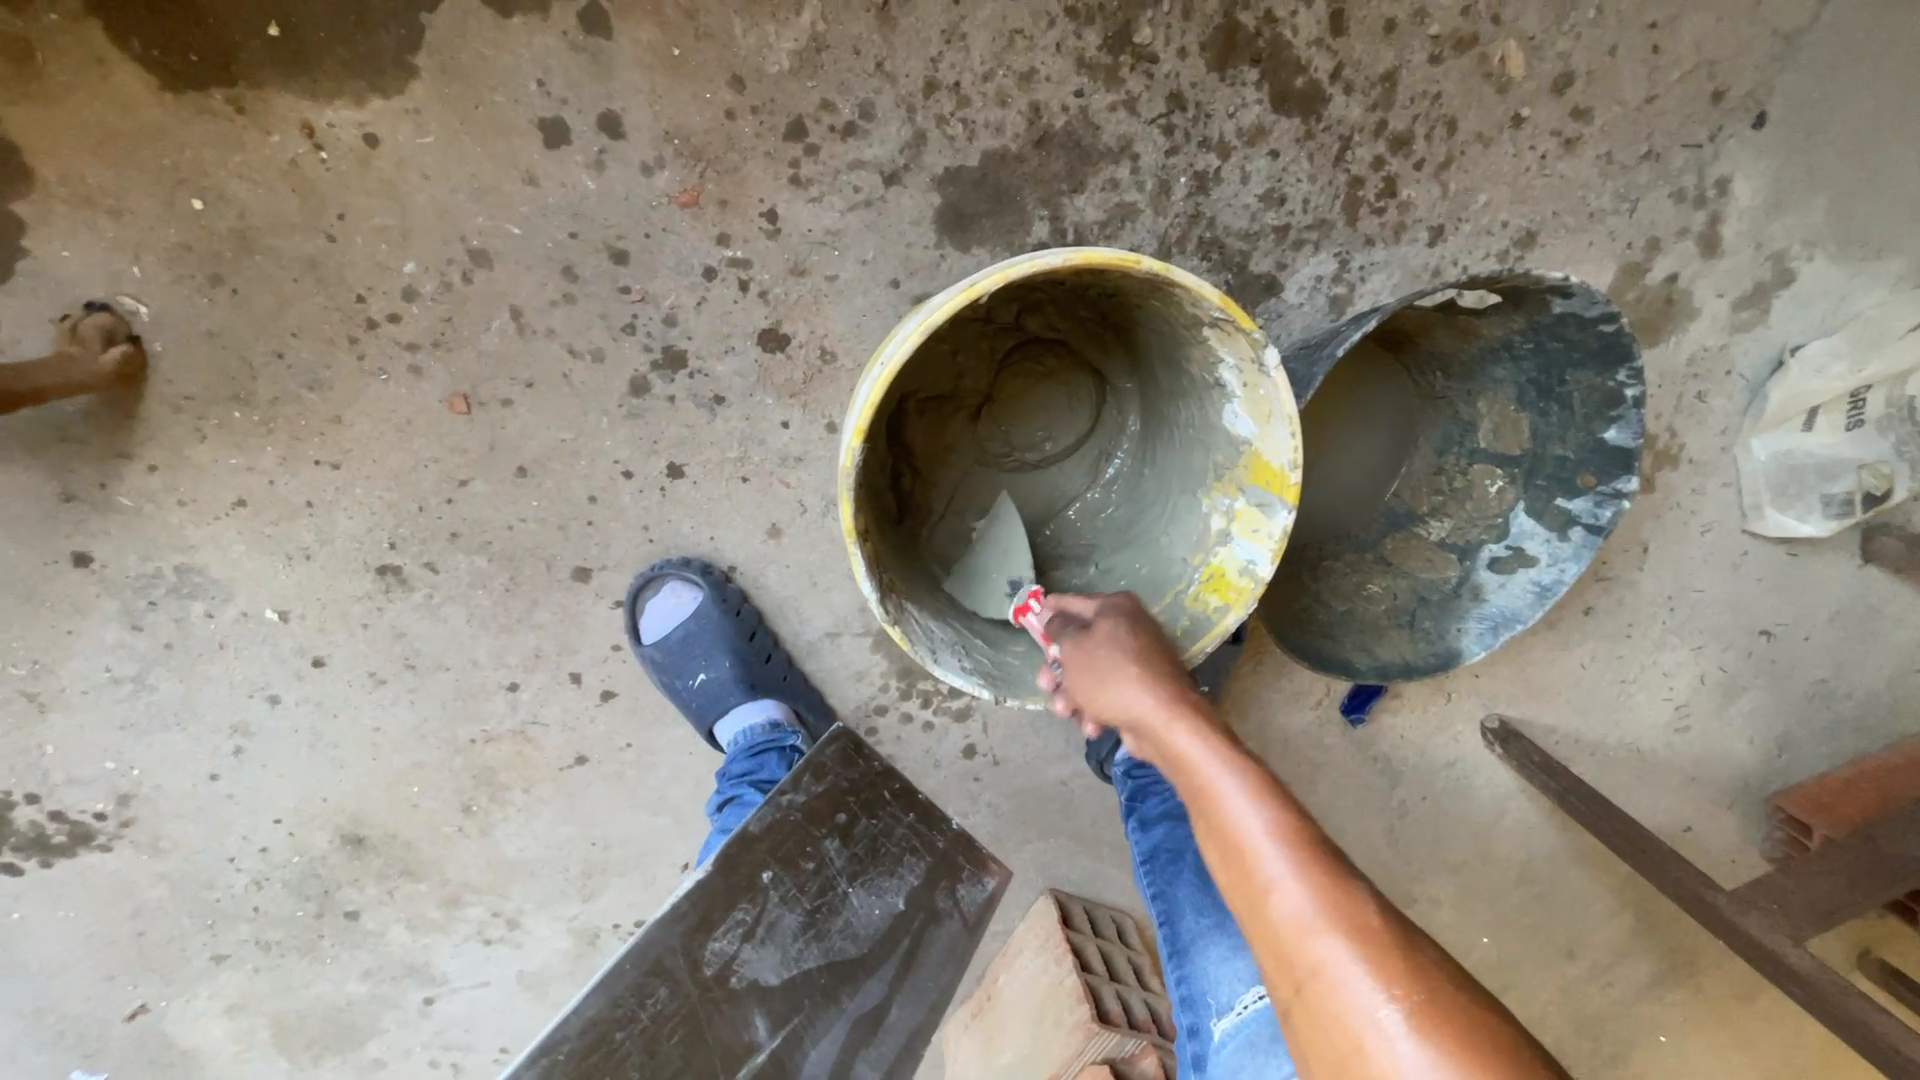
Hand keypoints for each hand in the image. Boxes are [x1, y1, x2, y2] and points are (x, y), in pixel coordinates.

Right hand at [1035, 592, 1224, 765]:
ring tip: (1065, 711)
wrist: (1162, 720)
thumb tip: (1055, 619)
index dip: (1054, 606)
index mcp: (1115, 608)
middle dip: (1058, 669)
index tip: (1039, 606)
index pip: (1075, 602)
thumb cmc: (1111, 675)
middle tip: (1044, 683)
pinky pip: (1107, 694)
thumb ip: (1058, 630)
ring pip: (1090, 674)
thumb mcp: (1073, 648)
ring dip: (1072, 694)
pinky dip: (1095, 708)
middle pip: (1080, 644)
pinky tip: (1092, 725)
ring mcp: (1136, 661)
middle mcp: (1129, 629)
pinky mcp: (1140, 690)